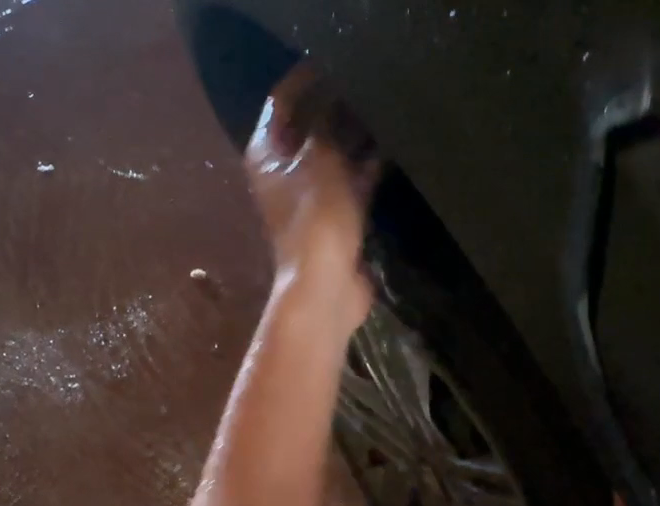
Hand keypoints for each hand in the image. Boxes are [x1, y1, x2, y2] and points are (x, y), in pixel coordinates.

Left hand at [245, 68, 377, 323]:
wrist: (326, 287)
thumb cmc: (316, 219)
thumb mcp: (322, 158)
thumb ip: (328, 124)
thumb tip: (338, 99)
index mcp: (268, 155)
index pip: (284, 102)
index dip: (308, 79)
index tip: (338, 64)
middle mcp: (284, 174)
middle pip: (311, 129)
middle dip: (337, 109)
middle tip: (370, 88)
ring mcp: (310, 199)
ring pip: (335, 158)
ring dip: (356, 140)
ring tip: (385, 113)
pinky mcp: (336, 221)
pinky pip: (353, 184)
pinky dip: (367, 171)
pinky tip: (392, 152)